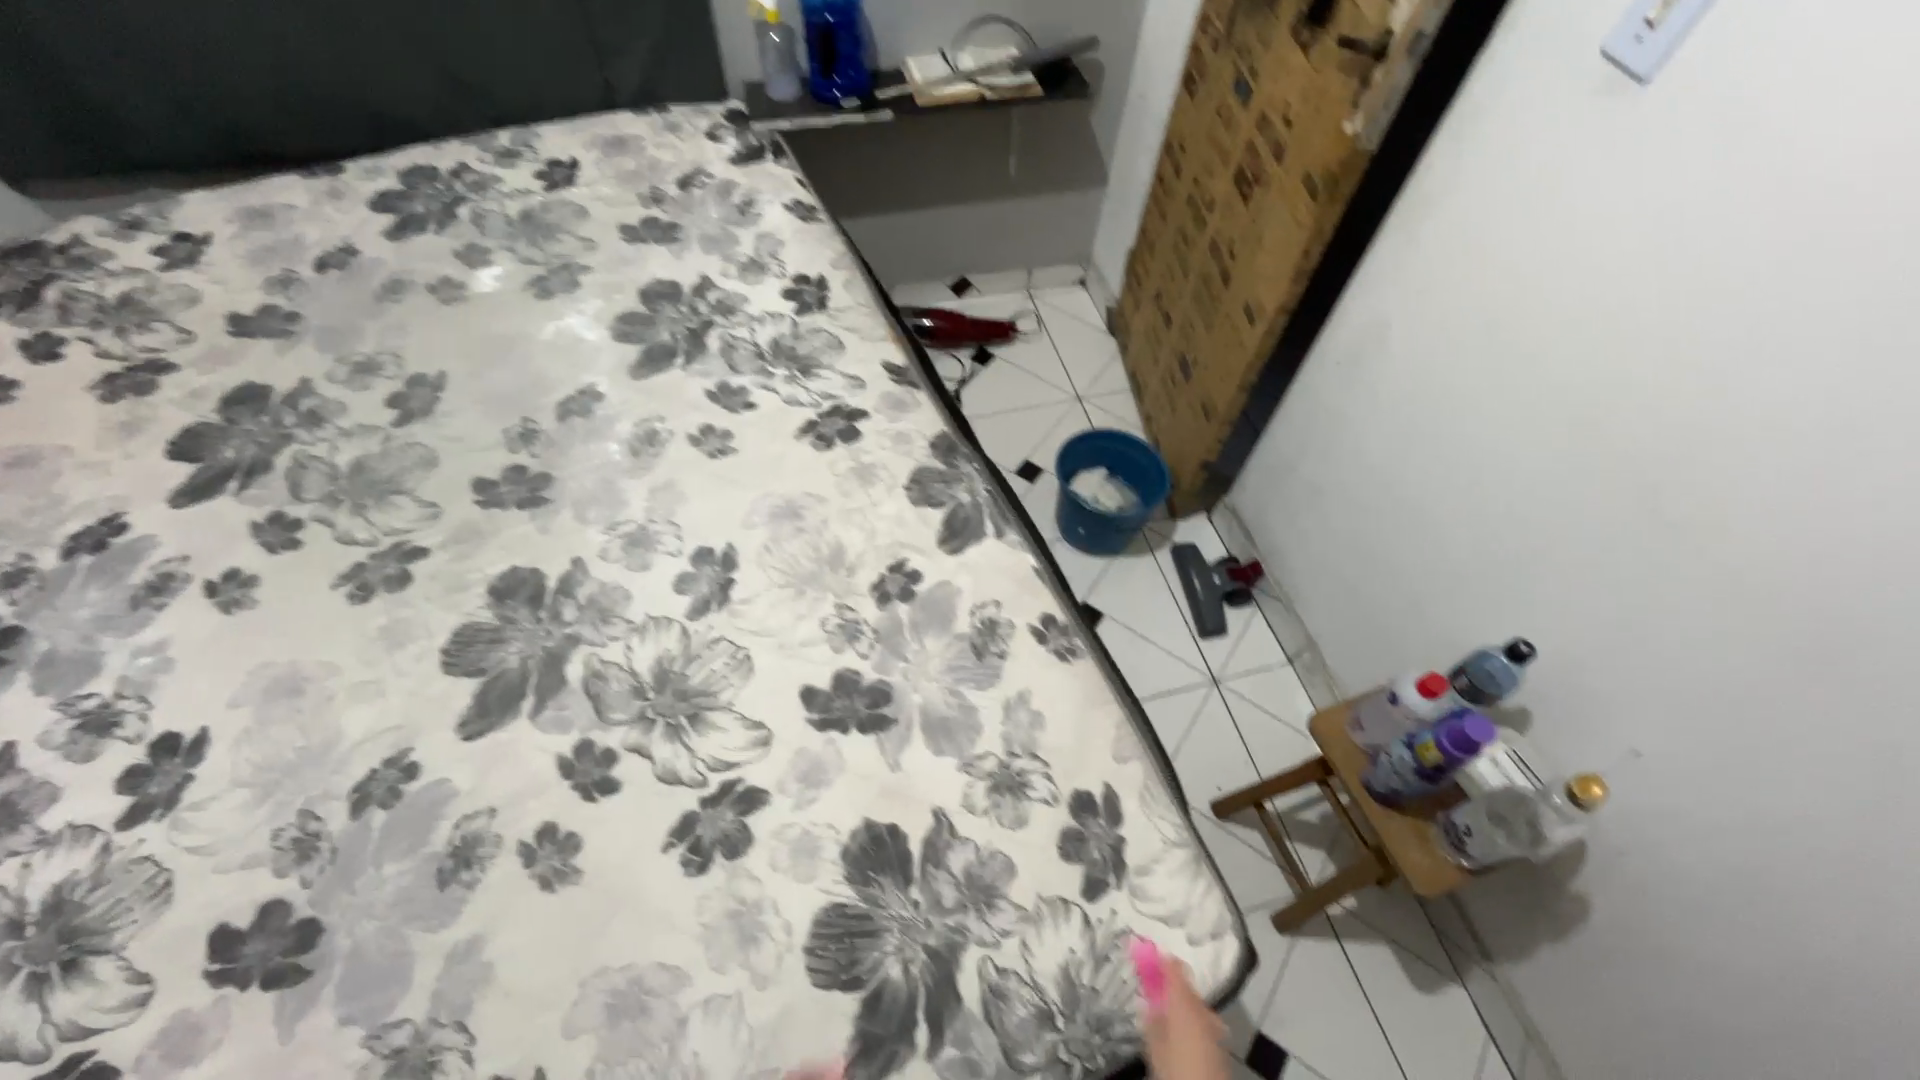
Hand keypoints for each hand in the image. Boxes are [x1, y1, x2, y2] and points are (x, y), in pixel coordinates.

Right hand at [1141, 961, 1228, 1079]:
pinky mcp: (1219, 1040)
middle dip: (1170, 981)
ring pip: (1194, 1002)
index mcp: (1183, 1002)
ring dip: (1181, 999)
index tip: (1148, 949)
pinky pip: (1202, 1017)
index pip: (1174, 968)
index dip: (1161, 957)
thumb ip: (1151, 1019)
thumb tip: (1148, 1000)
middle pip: (1186, 985)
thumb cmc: (1175, 1067)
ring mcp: (1213, 1024)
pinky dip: (1190, 1014)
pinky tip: (1182, 1026)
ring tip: (1166, 1007)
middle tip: (1153, 981)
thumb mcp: (1154, 1045)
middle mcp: (1201, 1007)